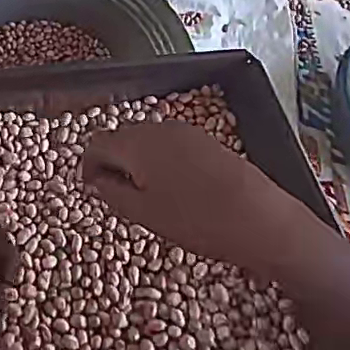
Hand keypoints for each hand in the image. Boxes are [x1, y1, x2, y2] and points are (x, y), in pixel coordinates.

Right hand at [81, 121, 324, 277]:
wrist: (262, 219)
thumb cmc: (196, 220)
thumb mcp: (144, 213)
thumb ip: (111, 192)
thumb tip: (97, 180)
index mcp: (136, 143)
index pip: (96, 143)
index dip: (88, 165)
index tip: (90, 188)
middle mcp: (157, 129)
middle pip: (121, 138)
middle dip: (113, 162)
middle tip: (115, 194)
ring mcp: (185, 131)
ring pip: (147, 141)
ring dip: (137, 162)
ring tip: (146, 195)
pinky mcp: (206, 140)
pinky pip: (170, 145)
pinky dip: (161, 161)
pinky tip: (174, 188)